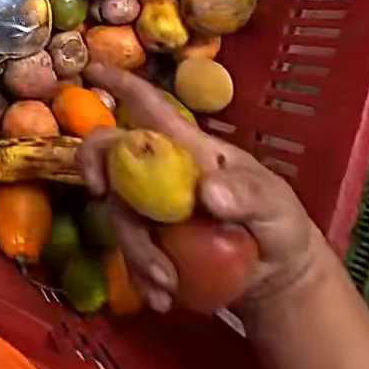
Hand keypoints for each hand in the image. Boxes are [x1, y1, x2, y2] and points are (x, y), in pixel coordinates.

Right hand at [78, 64, 325, 314]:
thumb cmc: (278, 221)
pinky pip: (127, 251)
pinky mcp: (151, 241)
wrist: (278, 279)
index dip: (121, 83)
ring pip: (117, 207)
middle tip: (97, 190)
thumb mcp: (275, 204)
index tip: (90, 70)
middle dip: (94, 164)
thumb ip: (248, 193)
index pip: (150, 105)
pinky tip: (161, 297)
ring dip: (134, 247)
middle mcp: (160, 168)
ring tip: (167, 284)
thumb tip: (208, 191)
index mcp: (186, 146)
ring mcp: (151, 205)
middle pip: (111, 151)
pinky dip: (139, 275)